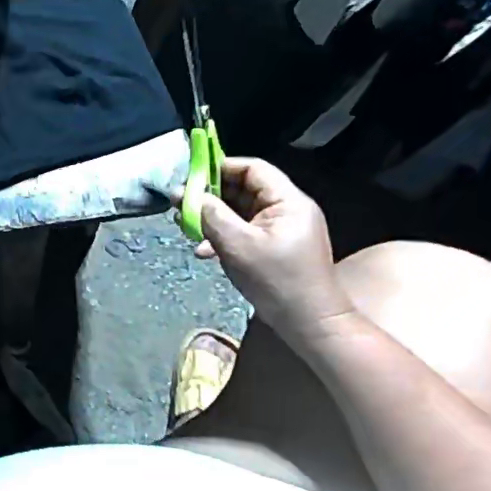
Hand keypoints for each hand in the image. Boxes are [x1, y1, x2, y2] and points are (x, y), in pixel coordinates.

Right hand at [194, 157, 357, 337]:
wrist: (308, 323)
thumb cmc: (276, 279)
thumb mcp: (236, 243)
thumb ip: (209, 213)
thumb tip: (182, 192)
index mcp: (287, 202)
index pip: (252, 168)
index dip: (220, 167)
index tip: (189, 178)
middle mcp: (286, 209)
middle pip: (242, 188)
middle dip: (210, 195)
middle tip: (181, 205)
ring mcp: (280, 228)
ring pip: (238, 210)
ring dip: (211, 217)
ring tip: (187, 228)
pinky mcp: (272, 246)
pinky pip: (242, 229)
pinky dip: (221, 235)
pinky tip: (203, 250)